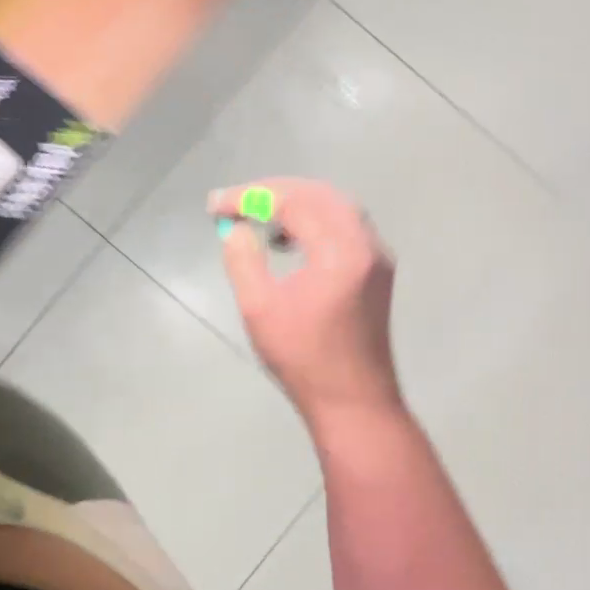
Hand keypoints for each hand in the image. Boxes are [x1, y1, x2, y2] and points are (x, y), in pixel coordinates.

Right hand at [211, 178, 402, 422]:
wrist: (352, 399)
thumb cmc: (301, 355)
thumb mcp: (258, 306)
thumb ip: (243, 259)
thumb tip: (233, 228)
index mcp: (339, 254)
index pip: (294, 202)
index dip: (250, 196)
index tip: (214, 205)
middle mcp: (366, 247)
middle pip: (319, 195)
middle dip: (272, 190)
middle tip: (232, 202)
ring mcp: (375, 259)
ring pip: (335, 207)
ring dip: (292, 201)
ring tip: (253, 215)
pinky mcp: (374, 271)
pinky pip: (343, 225)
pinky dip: (310, 218)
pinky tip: (283, 238)